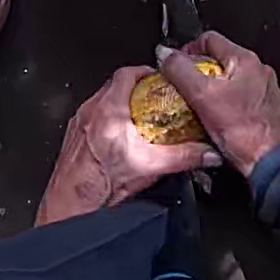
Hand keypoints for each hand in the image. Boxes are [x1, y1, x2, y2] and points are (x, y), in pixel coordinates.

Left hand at [36, 66, 220, 225]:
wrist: (72, 207)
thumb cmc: (99, 188)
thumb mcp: (150, 168)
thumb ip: (183, 157)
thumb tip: (206, 153)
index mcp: (108, 112)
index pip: (126, 74)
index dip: (144, 72)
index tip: (158, 78)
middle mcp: (90, 113)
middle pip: (114, 86)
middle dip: (135, 89)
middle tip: (152, 98)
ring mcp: (78, 124)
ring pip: (101, 101)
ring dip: (119, 104)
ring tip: (137, 117)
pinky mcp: (72, 137)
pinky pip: (91, 117)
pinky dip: (106, 119)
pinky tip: (117, 137)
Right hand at [158, 31, 279, 178]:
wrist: (265, 160)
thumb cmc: (241, 131)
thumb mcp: (201, 96)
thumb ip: (180, 70)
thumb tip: (165, 54)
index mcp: (245, 60)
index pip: (209, 39)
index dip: (187, 50)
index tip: (177, 65)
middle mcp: (258, 70)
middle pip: (218, 58)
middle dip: (197, 70)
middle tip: (184, 86)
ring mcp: (263, 88)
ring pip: (227, 77)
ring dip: (209, 86)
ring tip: (197, 101)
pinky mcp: (263, 106)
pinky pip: (237, 94)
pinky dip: (222, 100)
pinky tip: (213, 114)